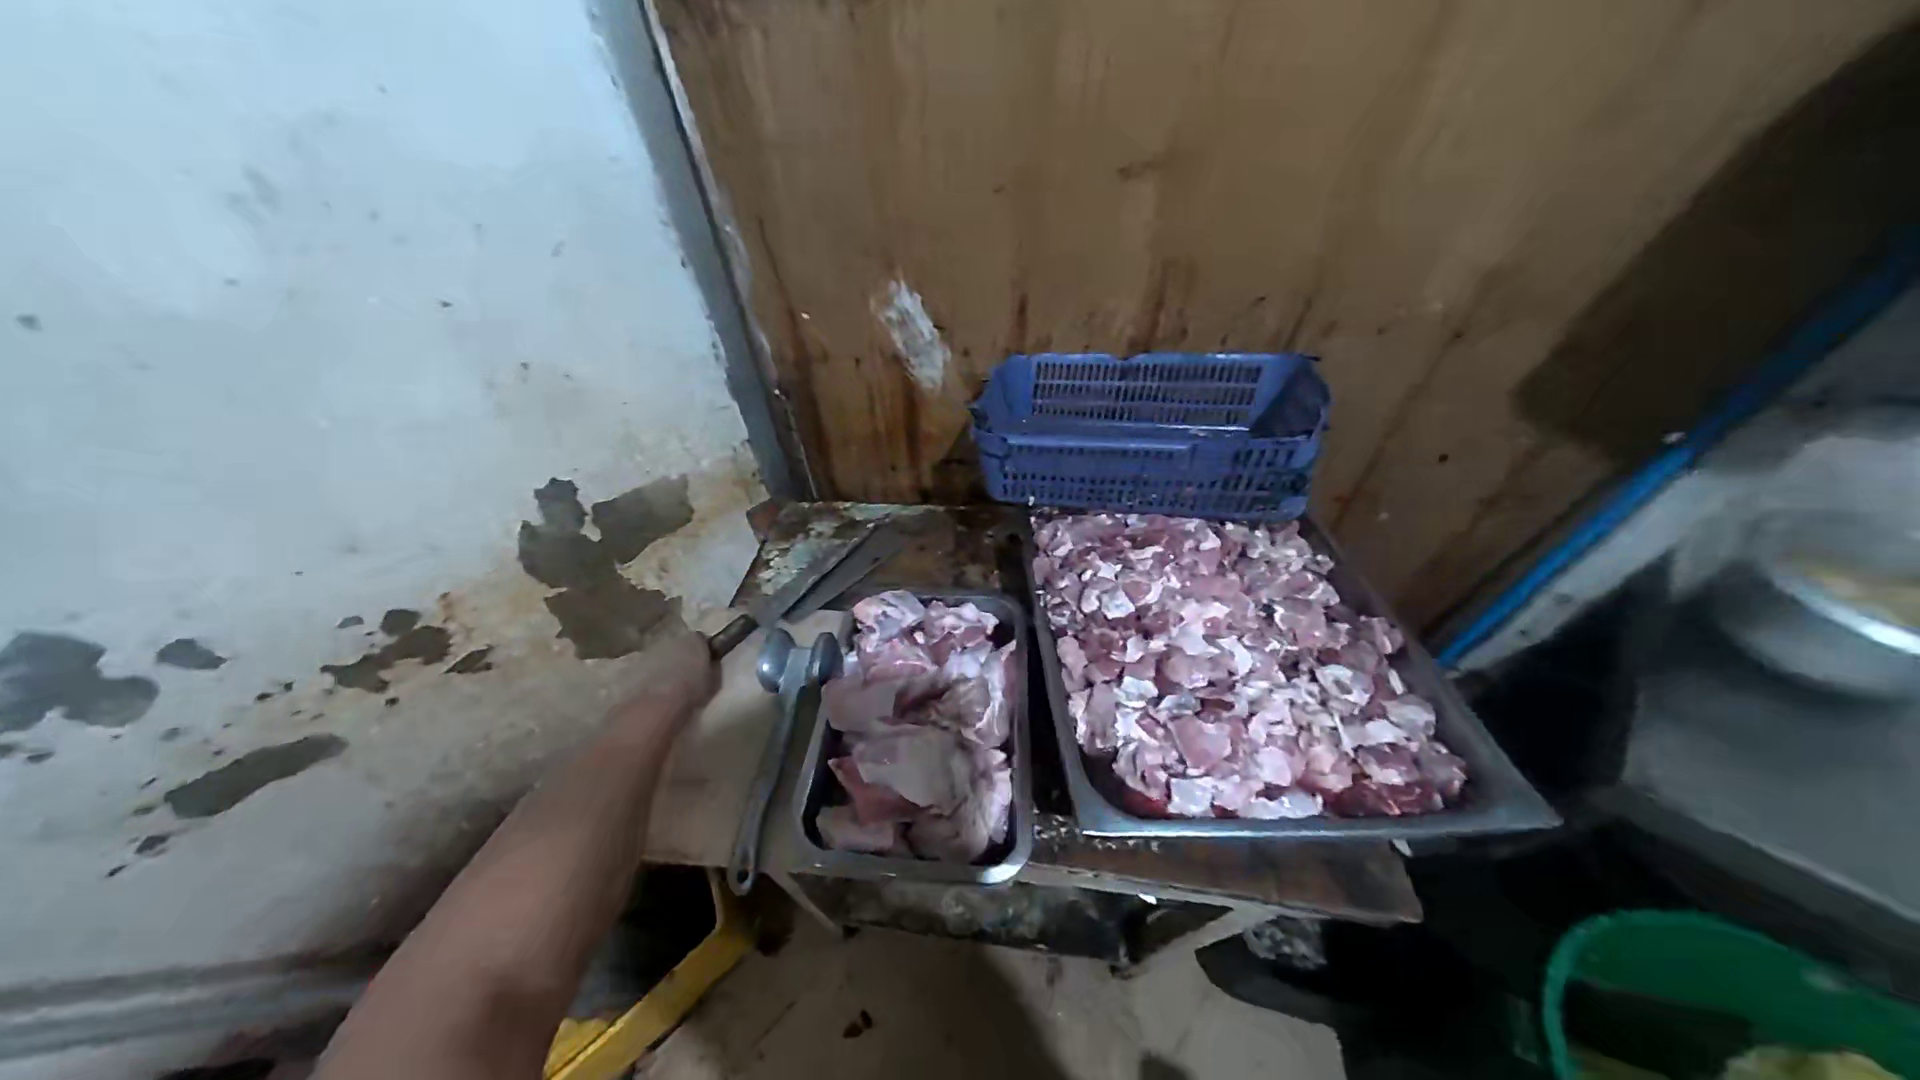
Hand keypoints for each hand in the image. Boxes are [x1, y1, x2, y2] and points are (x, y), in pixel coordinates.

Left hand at [604, 628, 718, 740]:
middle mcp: (669, 640)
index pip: (700, 640)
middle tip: (686, 677)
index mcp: (693, 640)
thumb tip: (711, 663)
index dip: (702, 651)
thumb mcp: (714, 680)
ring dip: (662, 668)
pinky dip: (647, 680)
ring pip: (658, 658)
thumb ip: (712, 667)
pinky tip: (651, 696)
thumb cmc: (692, 691)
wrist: (655, 707)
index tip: (705, 664)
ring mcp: (647, 653)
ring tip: (667, 689)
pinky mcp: (629, 669)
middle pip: (677, 647)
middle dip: (681, 658)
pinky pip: (643, 672)